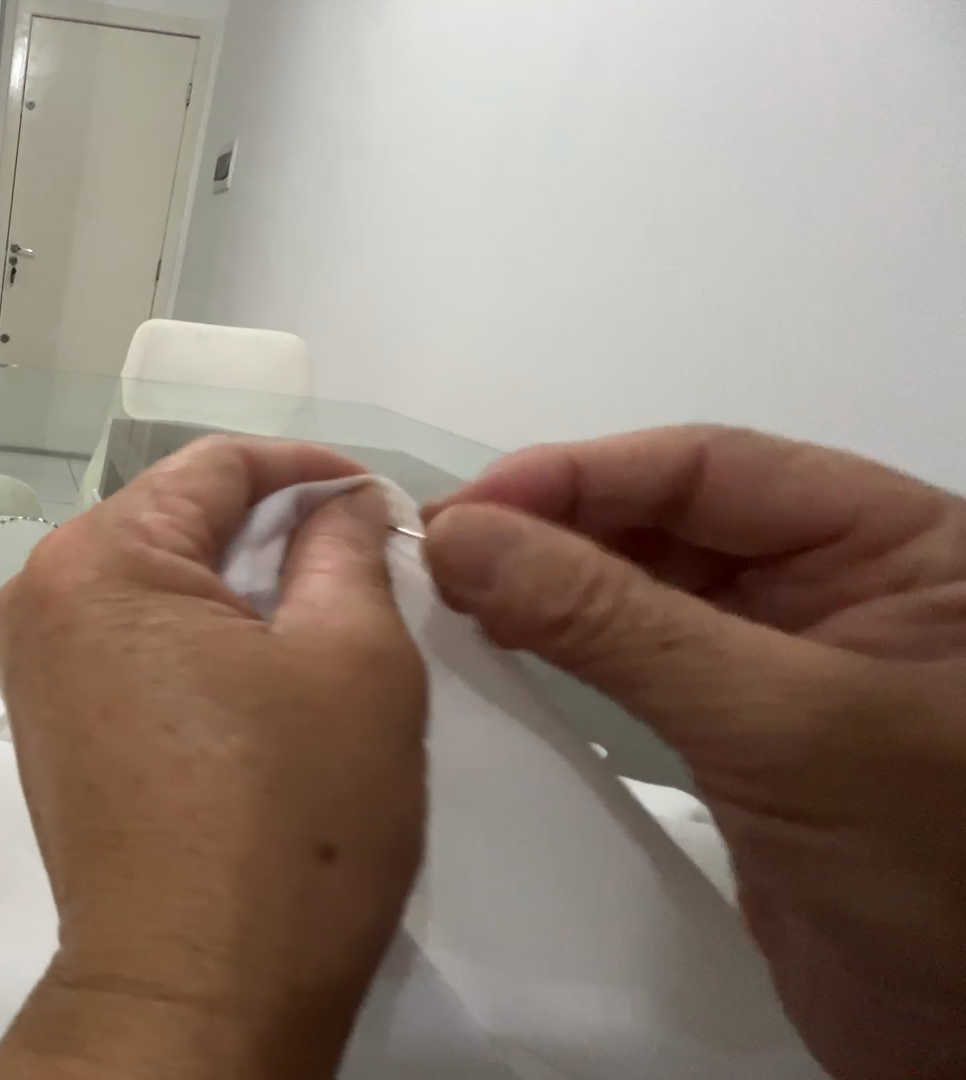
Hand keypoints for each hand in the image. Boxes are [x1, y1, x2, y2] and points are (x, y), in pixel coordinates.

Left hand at [0, 437, 427, 1079]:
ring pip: (143, 572)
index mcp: (99, 556)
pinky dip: (183, 625)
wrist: (189, 985)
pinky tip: (241, 663)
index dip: (304, 468)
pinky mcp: (40, 706)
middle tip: (350, 559)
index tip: (370, 498)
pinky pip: (118, 628)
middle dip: (263, 525)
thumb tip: (340, 499)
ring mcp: (29, 652)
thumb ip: (344, 548)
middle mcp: (41, 588)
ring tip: (304, 611)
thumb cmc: (286, 821)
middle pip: (169, 514)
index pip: (212, 464)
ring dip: (225, 578)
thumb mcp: (352, 660)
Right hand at [424, 425, 965, 1079]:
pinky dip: (548, 633)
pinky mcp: (721, 714)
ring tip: (453, 594)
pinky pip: (617, 643)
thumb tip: (453, 534)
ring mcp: (771, 650)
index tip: (460, 516)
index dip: (572, 475)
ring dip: (534, 577)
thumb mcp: (768, 721)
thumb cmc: (933, 872)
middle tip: (437, 557)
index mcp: (898, 546)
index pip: (703, 466)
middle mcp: (833, 581)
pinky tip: (496, 637)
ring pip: (626, 575)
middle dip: (541, 526)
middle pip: (655, 514)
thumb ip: (603, 617)